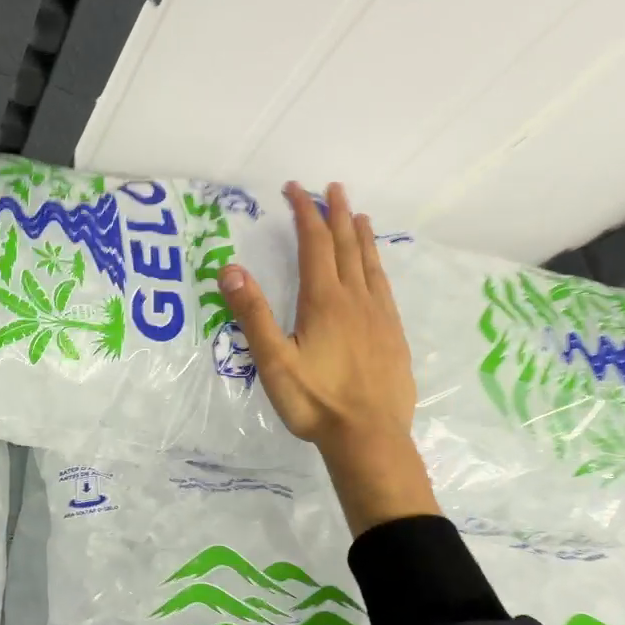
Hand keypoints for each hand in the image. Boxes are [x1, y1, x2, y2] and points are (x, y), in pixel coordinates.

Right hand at [215, 181, 437, 532]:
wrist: (369, 436)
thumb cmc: (315, 402)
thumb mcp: (273, 361)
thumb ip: (253, 314)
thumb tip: (230, 269)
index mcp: (324, 301)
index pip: (314, 245)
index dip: (305, 213)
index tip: (295, 189)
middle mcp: (355, 300)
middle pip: (346, 246)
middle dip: (336, 214)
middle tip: (332, 188)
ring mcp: (379, 316)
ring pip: (370, 263)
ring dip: (361, 235)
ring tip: (358, 214)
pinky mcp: (393, 335)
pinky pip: (384, 287)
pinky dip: (376, 265)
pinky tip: (375, 269)